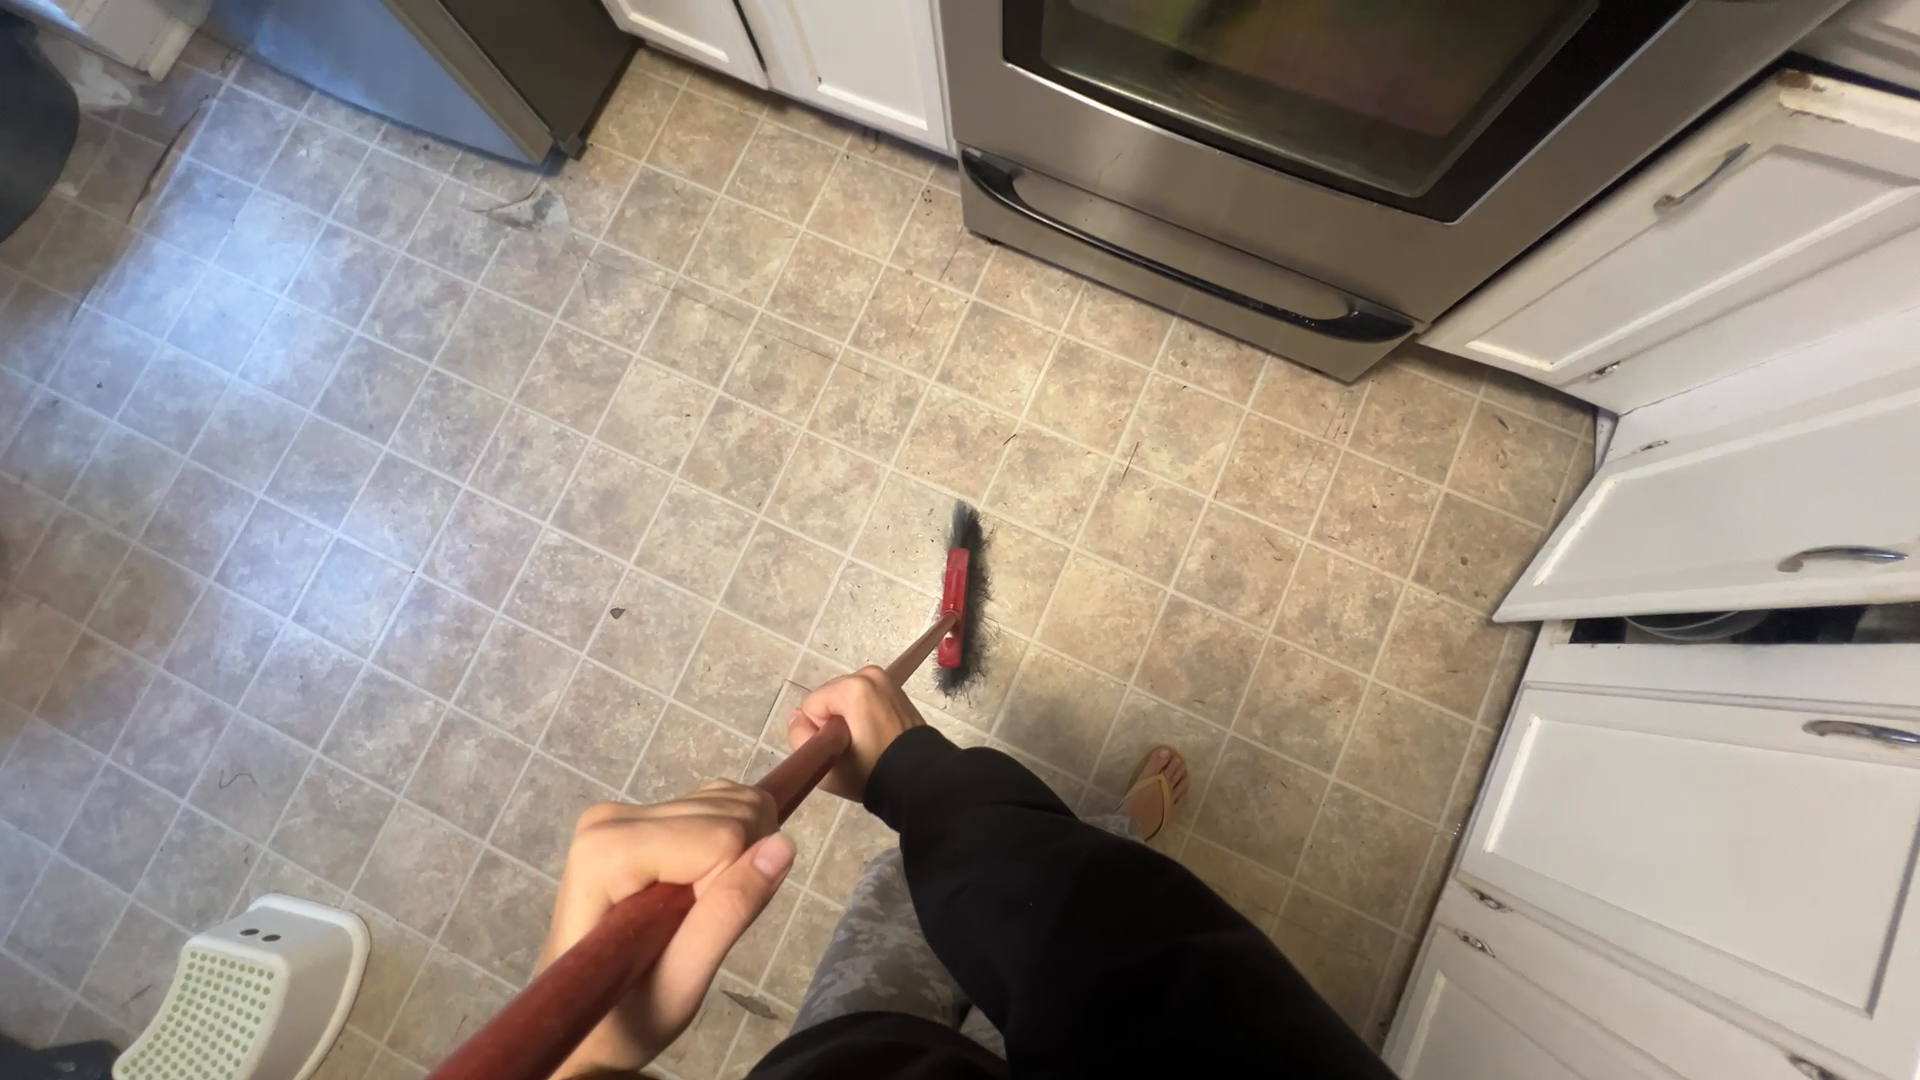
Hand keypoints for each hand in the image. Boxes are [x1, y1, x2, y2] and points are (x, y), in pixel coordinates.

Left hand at [540, 782, 794, 1078]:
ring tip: (702, 905)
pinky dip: (735, 840)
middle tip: (706, 920)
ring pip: (734, 801)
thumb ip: (729, 912)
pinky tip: (705, 879)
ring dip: (740, 853)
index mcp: (608, 852)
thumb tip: (783, 845)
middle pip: (730, 811)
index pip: (721, 835)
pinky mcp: (648, 810)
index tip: (702, 931)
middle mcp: (614, 817)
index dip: (731, 885)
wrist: (591, 1024)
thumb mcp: (682, 985)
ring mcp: (630, 809)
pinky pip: (724, 801)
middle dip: (741, 864)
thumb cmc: (628, 1015)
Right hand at [787, 666, 923, 801]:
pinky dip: (861, 713)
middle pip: (828, 697)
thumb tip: (796, 715)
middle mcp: (870, 674)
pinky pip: (862, 698)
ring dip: (846, 718)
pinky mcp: (894, 689)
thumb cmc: (869, 772)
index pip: (811, 705)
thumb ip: (800, 736)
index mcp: (854, 687)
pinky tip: (873, 734)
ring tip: (863, 742)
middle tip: (850, 747)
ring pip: (844, 698)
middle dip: (832, 721)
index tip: (837, 748)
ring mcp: (885, 680)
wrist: (918, 779)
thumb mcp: (826, 764)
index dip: (818, 730)